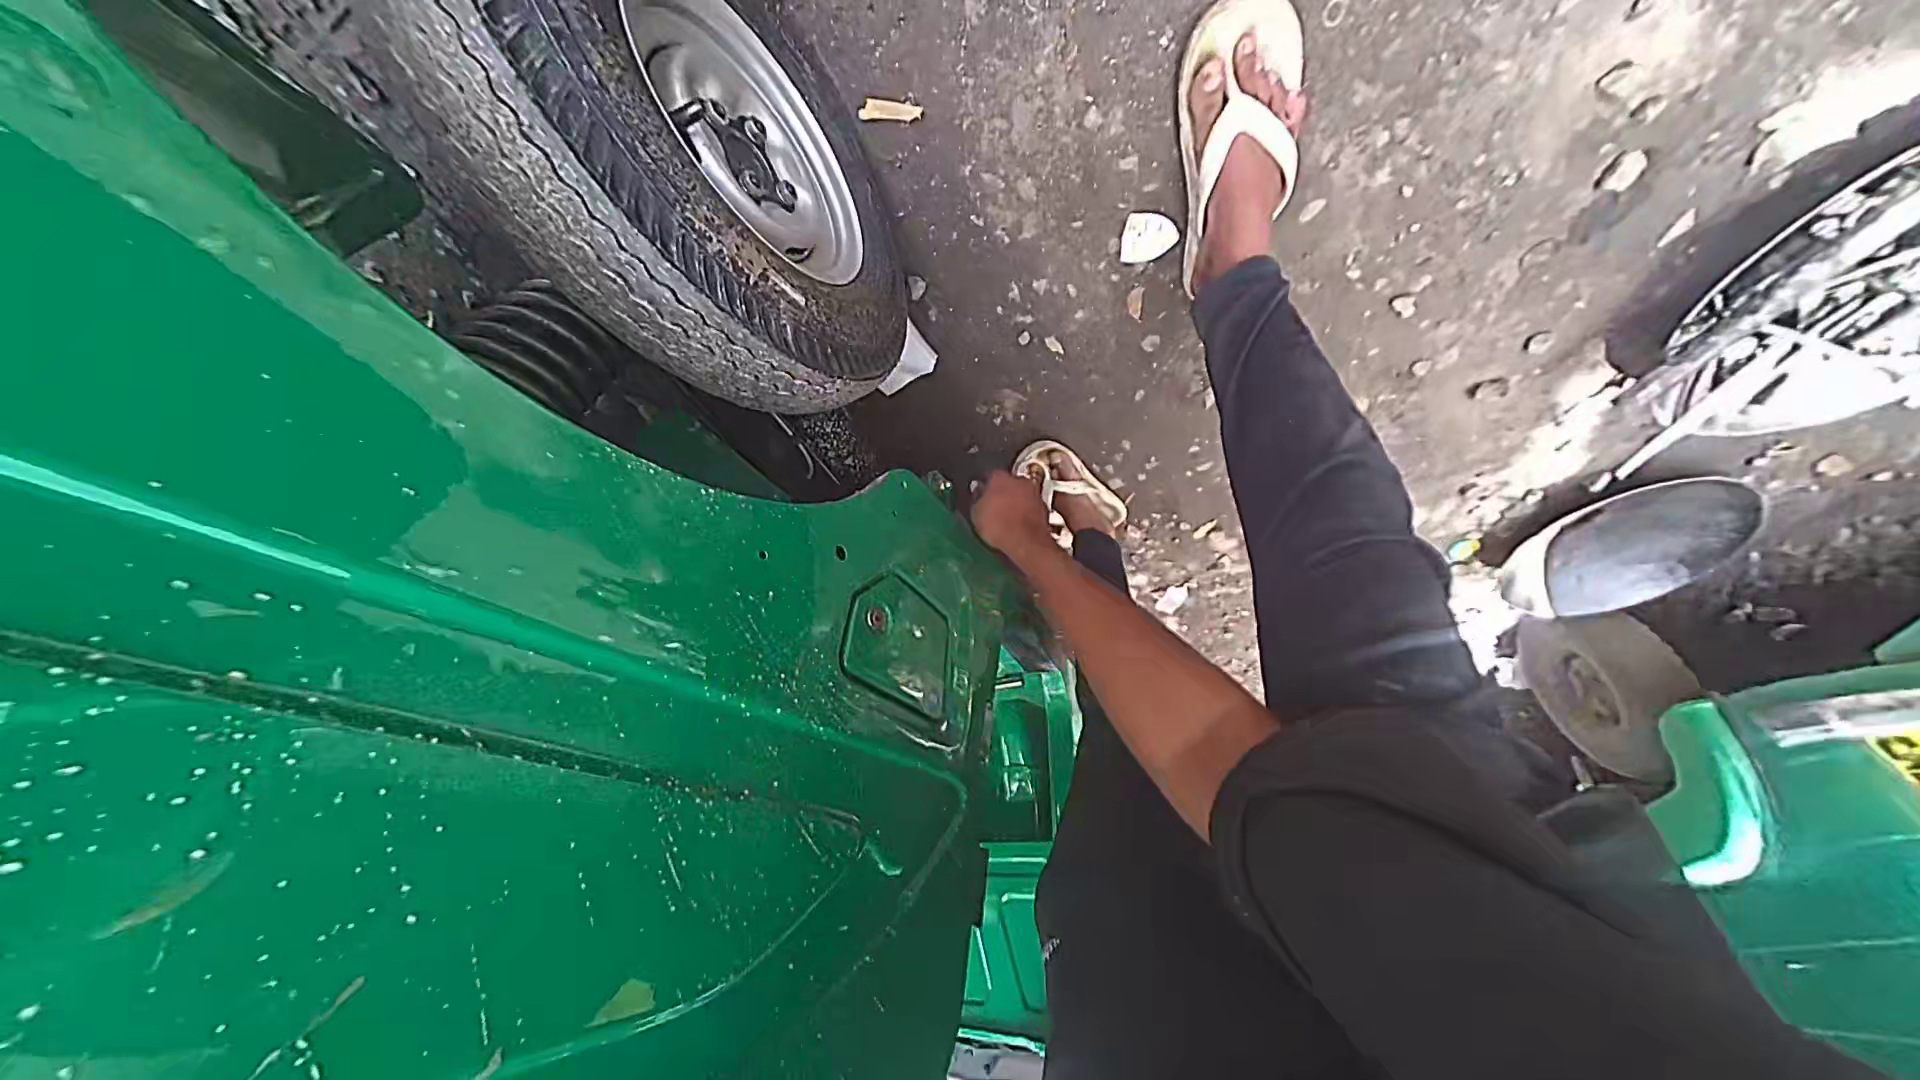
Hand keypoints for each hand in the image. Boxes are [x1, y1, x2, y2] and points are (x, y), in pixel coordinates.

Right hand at [970, 470, 1054, 564]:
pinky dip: (1025, 514)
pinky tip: (1017, 526)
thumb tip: (978, 495)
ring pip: (1021, 495)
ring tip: (1006, 519)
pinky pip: (1030, 508)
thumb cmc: (999, 526)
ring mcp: (1034, 493)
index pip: (990, 476)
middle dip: (1003, 493)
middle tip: (994, 508)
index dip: (985, 487)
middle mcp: (1019, 480)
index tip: (981, 496)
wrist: (1025, 542)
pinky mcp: (1044, 509)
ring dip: (1015, 503)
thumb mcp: (976, 514)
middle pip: (1009, 483)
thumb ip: (977, 500)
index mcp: (999, 477)